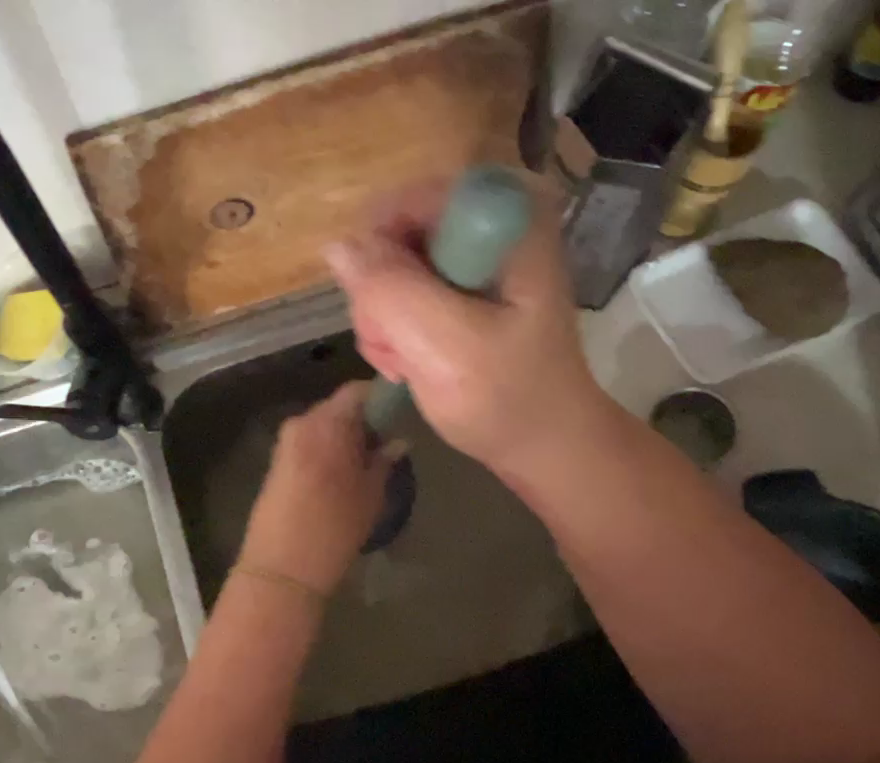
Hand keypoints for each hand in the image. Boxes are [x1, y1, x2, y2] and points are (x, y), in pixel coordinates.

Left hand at [238, 381, 404, 595]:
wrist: (282, 566)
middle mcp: (302, 423)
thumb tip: (397, 442)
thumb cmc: (335, 527)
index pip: (358, 391)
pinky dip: (327, 451)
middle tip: (386, 444)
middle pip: (339, 408)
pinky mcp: (276, 463)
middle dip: (363, 421)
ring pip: (323, 428)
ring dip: (344, 438)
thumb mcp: (371, 494)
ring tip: (366, 464)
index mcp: (328, 422)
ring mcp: (285, 443)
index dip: (381, 399)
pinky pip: (309, 445)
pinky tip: (342, 476)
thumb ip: (384, 461)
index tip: (399, 416)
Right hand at [322, 175, 611, 477]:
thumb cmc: (508, 399)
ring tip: (408, 364)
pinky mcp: (461, 287)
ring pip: (390, 267)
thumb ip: (391, 290)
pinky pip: (401, 292)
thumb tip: (337, 246)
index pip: (410, 200)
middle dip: (382, 297)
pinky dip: (394, 331)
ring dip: (384, 321)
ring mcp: (474, 258)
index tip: (379, 309)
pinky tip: (410, 364)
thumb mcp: (445, 346)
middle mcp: (491, 223)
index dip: (379, 251)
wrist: (542, 445)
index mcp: (507, 218)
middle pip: (396, 233)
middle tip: (401, 351)